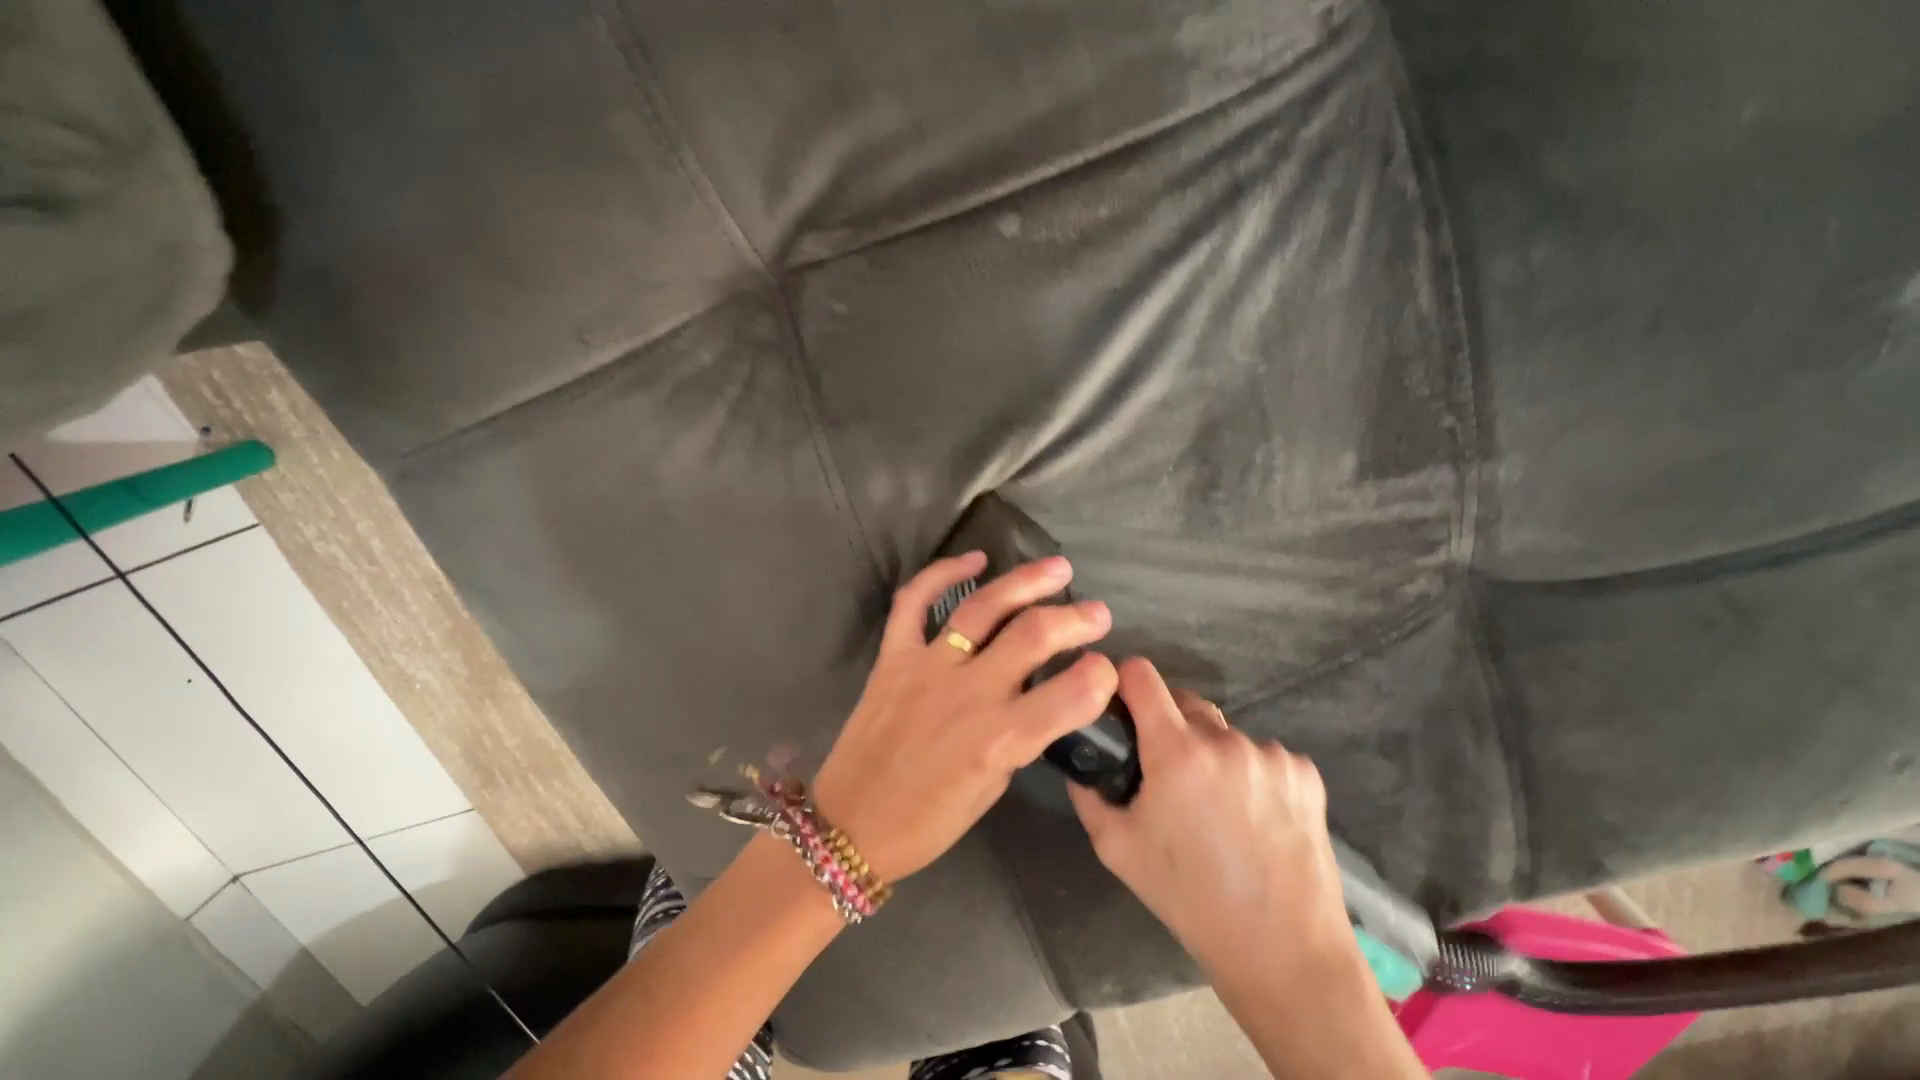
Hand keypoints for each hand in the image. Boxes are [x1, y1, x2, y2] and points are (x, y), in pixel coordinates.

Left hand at [812, 552, 1119, 881]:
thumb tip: (1040, 698)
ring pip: (982, 608)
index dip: (1100, 677)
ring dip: (1025, 582)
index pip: (1069, 695)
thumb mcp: (992, 789)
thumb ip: (1019, 738)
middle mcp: (966, 695)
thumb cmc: (927, 822)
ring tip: (1058, 568)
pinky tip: (974, 559)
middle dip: (1076, 619)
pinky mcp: (892, 659)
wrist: (849, 825)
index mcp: (998, 740)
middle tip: (1098, 613)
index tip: (1107, 670)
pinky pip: (913, 603)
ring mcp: (926, 669)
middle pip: (1032, 636)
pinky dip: (941, 574)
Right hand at [1068, 659, 1351, 971]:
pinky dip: (1251, 776)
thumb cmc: (1188, 898)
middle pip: (1185, 705)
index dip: (1125, 681)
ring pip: (1225, 736)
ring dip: (1213, 756)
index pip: (1143, 676)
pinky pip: (1264, 758)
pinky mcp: (1306, 774)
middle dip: (1168, 728)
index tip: (1119, 703)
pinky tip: (1254, 819)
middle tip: (1167, 777)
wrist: (1281, 948)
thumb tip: (1080, 760)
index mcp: (1177, 752)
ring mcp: (1272, 755)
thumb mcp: (1116, 849)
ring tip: (1217, 810)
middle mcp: (1226, 740)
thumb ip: (1089, 794)